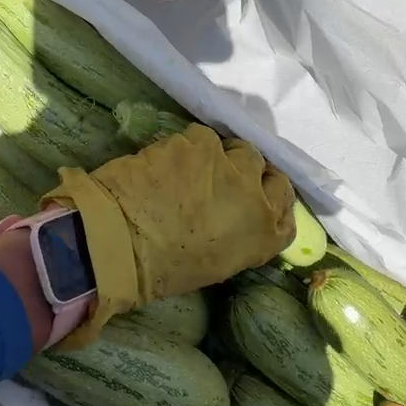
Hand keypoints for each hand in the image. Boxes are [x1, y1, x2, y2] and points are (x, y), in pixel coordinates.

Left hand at [45, 124, 294, 346]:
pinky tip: (164, 162)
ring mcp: (228, 164)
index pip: (285, 199)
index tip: (252, 190)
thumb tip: (233, 214)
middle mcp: (256, 196)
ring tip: (186, 168)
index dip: (268, 190)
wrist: (121, 242)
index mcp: (264, 234)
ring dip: (214, 155)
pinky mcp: (200, 141)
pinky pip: (199, 137)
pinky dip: (184, 147)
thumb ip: (240, 233)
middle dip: (242, 168)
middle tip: (217, 176)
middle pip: (261, 165)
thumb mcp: (218, 262)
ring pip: (231, 146)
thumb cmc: (164, 269)